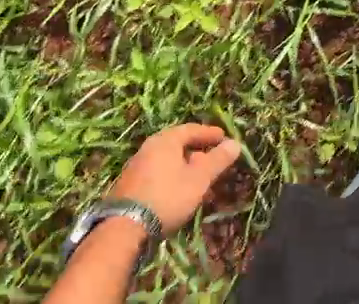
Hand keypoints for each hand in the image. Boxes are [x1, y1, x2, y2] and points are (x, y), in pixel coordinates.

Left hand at [110, 123, 242, 232]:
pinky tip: (178, 194)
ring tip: (198, 181)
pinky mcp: (128, 187)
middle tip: (212, 161)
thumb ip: (218, 160)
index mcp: (165, 140)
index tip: (223, 138)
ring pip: (167, 162)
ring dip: (184, 169)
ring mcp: (135, 168)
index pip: (191, 129)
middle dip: (197, 153)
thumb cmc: (167, 196)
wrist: (123, 228)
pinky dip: (171, 179)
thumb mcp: (199, 179)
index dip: (209, 134)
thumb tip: (235, 143)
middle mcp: (148, 148)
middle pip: (177, 145)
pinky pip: (157, 175)